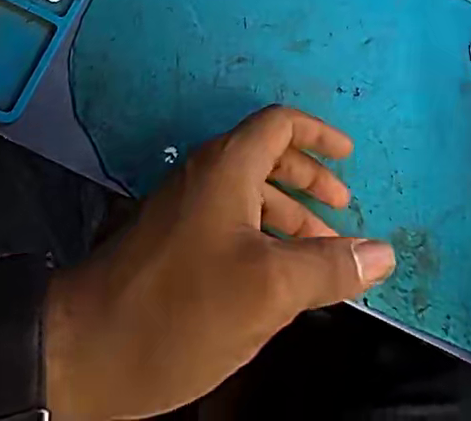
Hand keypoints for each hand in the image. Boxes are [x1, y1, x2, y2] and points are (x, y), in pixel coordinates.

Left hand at [45, 106, 397, 418]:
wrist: (88, 347)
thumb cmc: (183, 307)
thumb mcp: (269, 289)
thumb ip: (329, 267)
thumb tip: (382, 252)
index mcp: (227, 167)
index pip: (279, 124)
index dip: (318, 134)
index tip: (348, 156)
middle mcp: (206, 174)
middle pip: (268, 156)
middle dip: (309, 178)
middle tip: (343, 209)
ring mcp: (187, 206)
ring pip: (250, 193)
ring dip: (290, 213)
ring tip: (323, 253)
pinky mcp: (175, 239)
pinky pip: (232, 220)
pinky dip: (265, 235)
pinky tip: (280, 276)